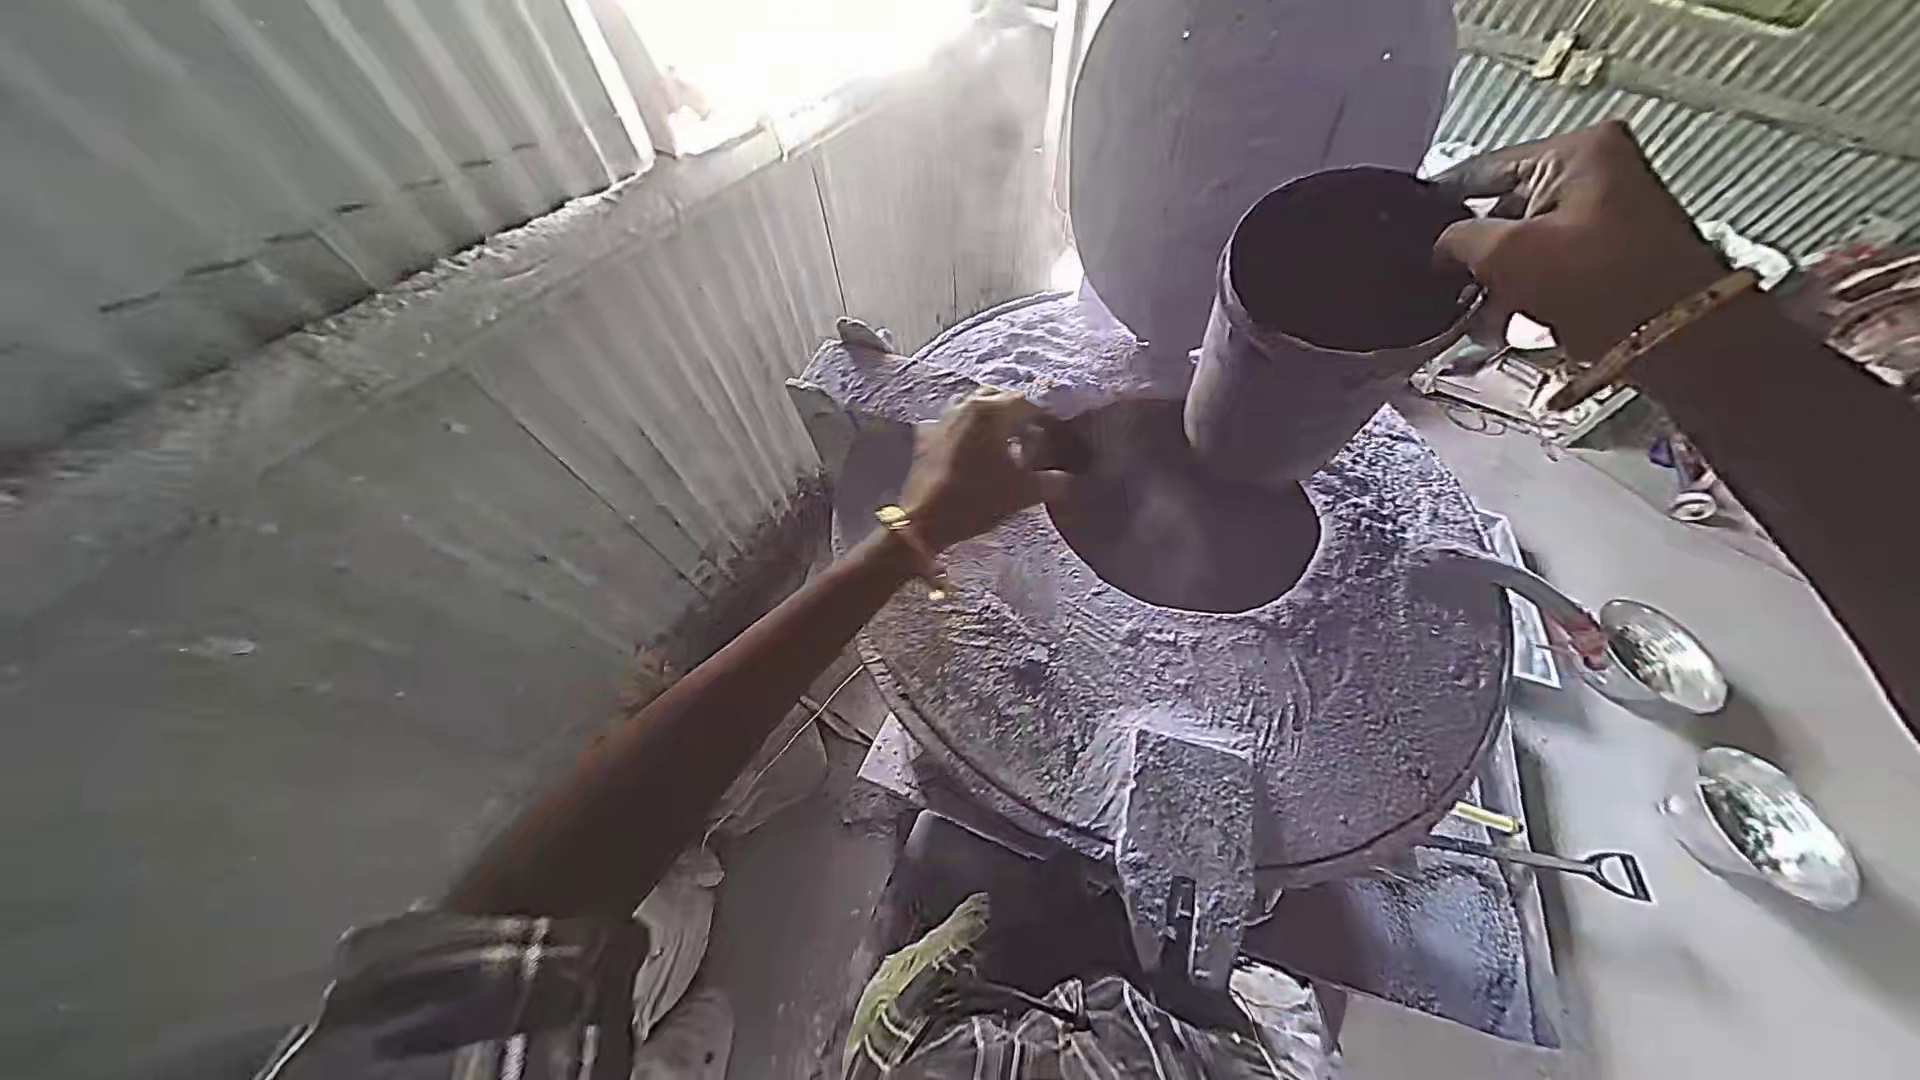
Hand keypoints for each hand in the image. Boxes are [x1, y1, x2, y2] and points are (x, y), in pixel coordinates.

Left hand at [898, 389, 1073, 551]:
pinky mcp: (926, 436)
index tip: (1054, 435)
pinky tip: (973, 451)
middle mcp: (966, 405)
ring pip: (974, 408)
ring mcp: (942, 418)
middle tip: (1030, 435)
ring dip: (991, 420)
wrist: (924, 520)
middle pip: (999, 398)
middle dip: (1017, 413)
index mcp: (991, 411)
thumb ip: (1054, 482)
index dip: (1045, 418)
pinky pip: (954, 424)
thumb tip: (1069, 479)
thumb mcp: (1024, 492)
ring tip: (1004, 443)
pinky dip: (968, 432)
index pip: (1028, 402)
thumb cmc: (977, 499)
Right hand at [1431, 121, 1727, 362]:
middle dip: (1468, 257)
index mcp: (1576, 152)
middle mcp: (1587, 174)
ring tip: (1479, 312)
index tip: (1408, 234)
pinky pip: (1527, 268)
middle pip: (1492, 214)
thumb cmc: (1595, 278)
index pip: (1479, 171)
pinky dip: (1507, 296)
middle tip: (1449, 285)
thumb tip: (1438, 248)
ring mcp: (1590, 214)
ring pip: (1505, 247)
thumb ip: (1455, 239)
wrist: (1660, 327)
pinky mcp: (1588, 252)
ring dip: (1485, 284)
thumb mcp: (1504, 251)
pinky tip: (1500, 320)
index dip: (1438, 206)